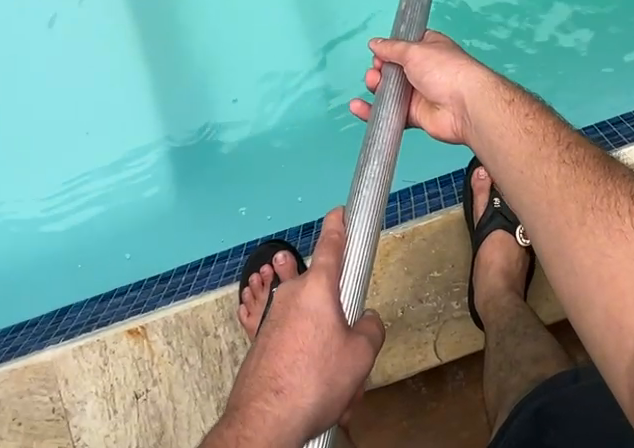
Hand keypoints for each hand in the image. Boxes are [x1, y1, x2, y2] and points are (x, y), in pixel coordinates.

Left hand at [208, 208, 386, 446]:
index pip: (330, 245)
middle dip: (341, 327)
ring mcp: (273, 320)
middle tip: (352, 360)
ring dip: (327, 355)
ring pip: (312, 330)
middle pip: (325, 300)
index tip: (339, 211)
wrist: (262, 422)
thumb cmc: (314, 380)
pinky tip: (316, 397)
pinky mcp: (262, 345)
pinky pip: (296, 348)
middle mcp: (292, 296)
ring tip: (336, 390)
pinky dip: (309, 367)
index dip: (338, 226)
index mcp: (317, 288)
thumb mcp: (361, 355)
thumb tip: (366, 320)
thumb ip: (371, 328)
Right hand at [351, 30, 506, 146]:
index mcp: (428, 49)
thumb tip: (375, 43)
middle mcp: (424, 70)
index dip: (389, 49)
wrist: (464, 105)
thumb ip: (392, 48)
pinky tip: (359, 108)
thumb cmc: (448, 71)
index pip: (404, 46)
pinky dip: (374, 112)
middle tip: (376, 71)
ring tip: (373, 84)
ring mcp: (420, 93)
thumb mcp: (414, 50)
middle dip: (380, 69)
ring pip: (390, 92)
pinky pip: (391, 114)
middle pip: (393, 70)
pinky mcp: (415, 115)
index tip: (379, 52)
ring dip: (377, 88)